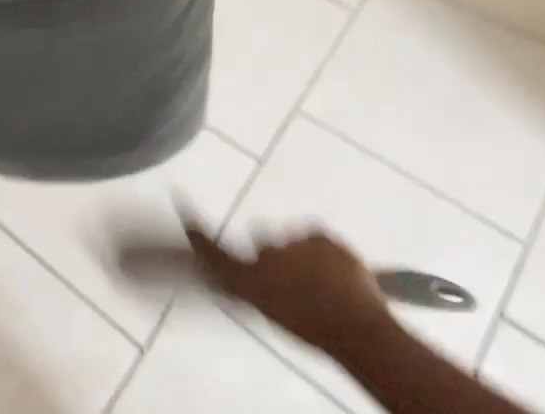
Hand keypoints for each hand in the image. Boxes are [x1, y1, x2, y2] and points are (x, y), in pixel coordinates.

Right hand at [122, 222, 398, 356]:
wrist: (358, 329)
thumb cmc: (313, 330)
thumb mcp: (271, 311)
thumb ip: (252, 287)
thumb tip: (245, 271)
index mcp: (251, 280)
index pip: (214, 252)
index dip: (196, 232)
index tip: (185, 213)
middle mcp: (264, 253)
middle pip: (263, 240)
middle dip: (276, 253)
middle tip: (298, 279)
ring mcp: (291, 239)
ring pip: (293, 240)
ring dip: (304, 254)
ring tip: (326, 283)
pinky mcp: (318, 232)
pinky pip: (318, 237)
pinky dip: (326, 250)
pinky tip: (338, 274)